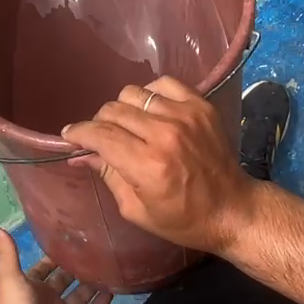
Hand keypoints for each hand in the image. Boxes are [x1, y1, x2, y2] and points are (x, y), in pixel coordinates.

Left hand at [0, 228, 111, 303]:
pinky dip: (102, 301)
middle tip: (99, 244)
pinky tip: (117, 285)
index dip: (56, 253)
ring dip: (93, 280)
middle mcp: (47, 300)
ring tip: (112, 260)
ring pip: (81, 293)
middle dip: (78, 264)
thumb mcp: (11, 282)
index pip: (45, 266)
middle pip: (65, 278)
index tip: (74, 235)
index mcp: (31, 288)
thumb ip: (7, 256)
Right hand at [60, 76, 259, 255]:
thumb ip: (108, 175)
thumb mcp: (137, 209)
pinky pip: (163, 84)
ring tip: (128, 125)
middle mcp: (165, 134)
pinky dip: (150, 94)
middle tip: (101, 137)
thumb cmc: (183, 219)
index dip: (79, 133)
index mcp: (147, 165)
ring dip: (123, 109)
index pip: (100, 135)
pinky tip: (151, 110)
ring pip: (134, 93)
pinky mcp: (200, 105)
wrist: (233, 209)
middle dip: (98, 123)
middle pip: (113, 110)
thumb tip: (80, 155)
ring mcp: (185, 115)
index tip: (70, 136)